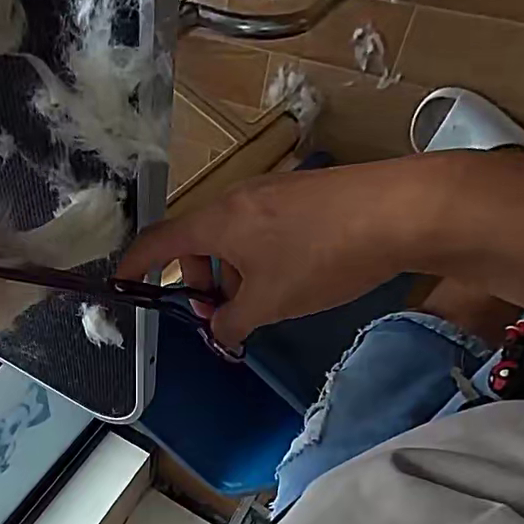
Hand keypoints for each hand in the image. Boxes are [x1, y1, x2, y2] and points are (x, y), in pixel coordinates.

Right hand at [121, 155, 451, 348]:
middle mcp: (236, 199)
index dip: (135, 264)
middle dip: (196, 282)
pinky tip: (290, 280)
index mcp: (216, 221)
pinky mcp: (301, 195)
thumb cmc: (321, 257)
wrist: (401, 209)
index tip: (122, 283)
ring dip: (231, 274)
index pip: (158, 240)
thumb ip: (231, 322)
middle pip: (196, 242)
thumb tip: (220, 330)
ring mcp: (271, 192)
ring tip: (260, 303)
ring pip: (231, 238)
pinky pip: (260, 229)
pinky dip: (257, 259)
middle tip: (218, 315)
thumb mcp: (268, 302)